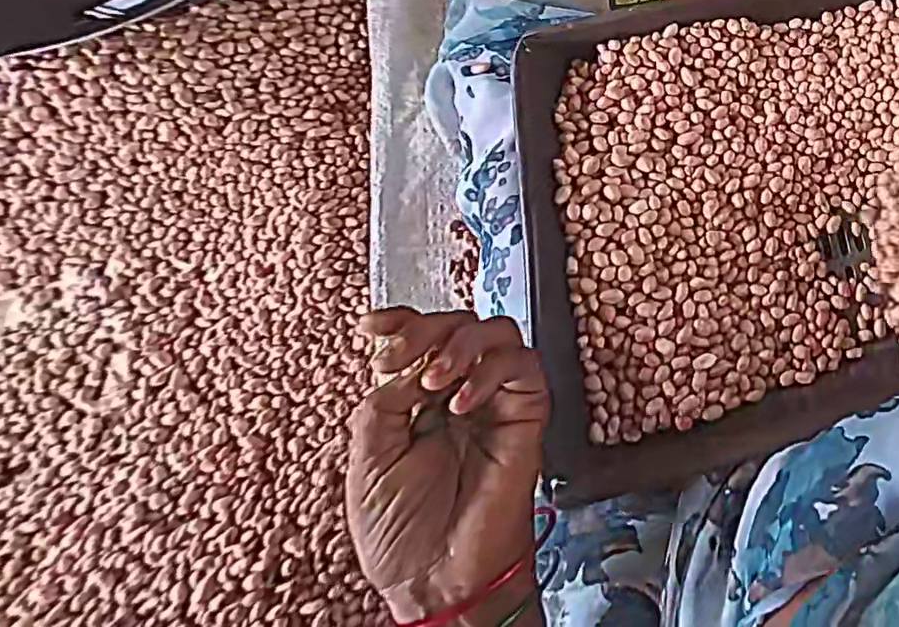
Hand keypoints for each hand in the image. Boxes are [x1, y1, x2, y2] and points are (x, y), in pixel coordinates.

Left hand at [347, 309, 547, 621]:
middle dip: (428, 330)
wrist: (437, 579)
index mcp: (423, 394)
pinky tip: (462, 404)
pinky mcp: (529, 407)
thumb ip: (384, 404)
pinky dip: (491, 372)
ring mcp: (498, 395)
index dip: (402, 320)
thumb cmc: (401, 529)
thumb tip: (410, 362)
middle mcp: (463, 385)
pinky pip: (523, 365)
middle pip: (460, 323)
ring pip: (498, 331)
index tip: (373, 323)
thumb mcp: (369, 462)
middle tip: (400, 358)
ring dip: (462, 344)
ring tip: (435, 381)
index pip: (422, 339)